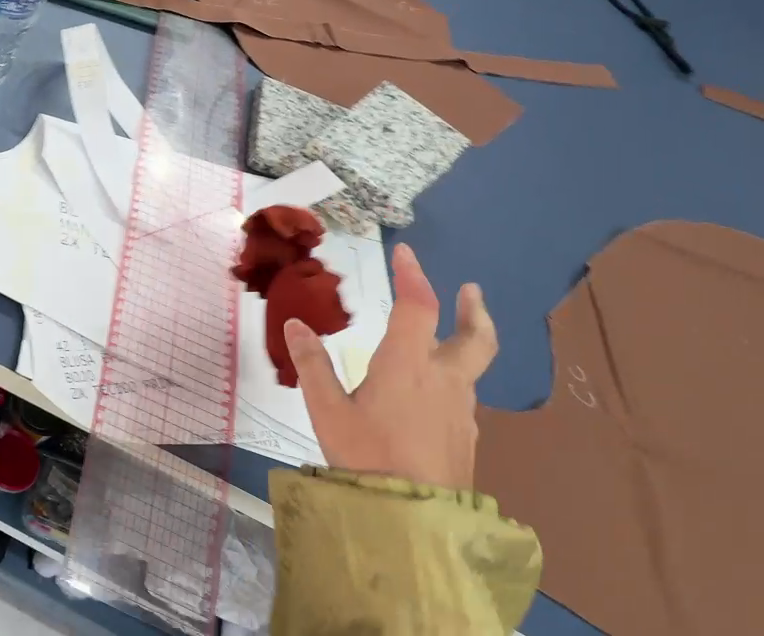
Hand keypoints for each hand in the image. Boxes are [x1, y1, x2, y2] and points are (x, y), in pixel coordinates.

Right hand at [284, 243, 497, 490]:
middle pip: (473, 338)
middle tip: (471, 291)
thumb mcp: (326, 408)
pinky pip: (462, 394)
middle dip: (472, 311)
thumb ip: (312, 364)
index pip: (417, 307)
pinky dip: (452, 376)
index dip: (413, 275)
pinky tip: (431, 391)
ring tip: (447, 338)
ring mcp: (460, 410)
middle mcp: (443, 380)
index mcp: (408, 365)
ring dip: (465, 342)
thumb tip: (296, 324)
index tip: (405, 253)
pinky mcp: (465, 435)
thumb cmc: (366, 454)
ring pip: (472, 366)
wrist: (413, 516)